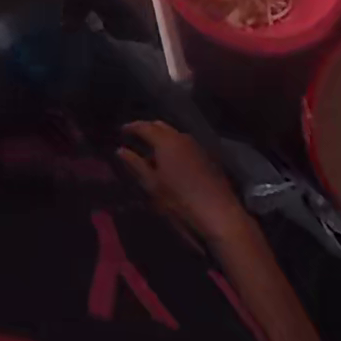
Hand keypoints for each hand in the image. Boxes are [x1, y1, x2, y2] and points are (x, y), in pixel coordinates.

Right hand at [118, 121, 250, 242]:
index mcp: (164, 141)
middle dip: (146, 129)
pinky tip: (171, 160)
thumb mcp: (152, 184)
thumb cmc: (180, 200)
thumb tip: (120, 150)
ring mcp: (196, 146)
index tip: (122, 131)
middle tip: (136, 138)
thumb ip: (135, 164)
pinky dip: (173, 146)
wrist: (221, 215)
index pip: (143, 126)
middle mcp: (180, 137)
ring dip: (161, 137)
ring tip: (152, 150)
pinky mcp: (207, 157)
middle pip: (159, 126)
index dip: (131, 127)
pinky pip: (184, 144)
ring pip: (173, 134)